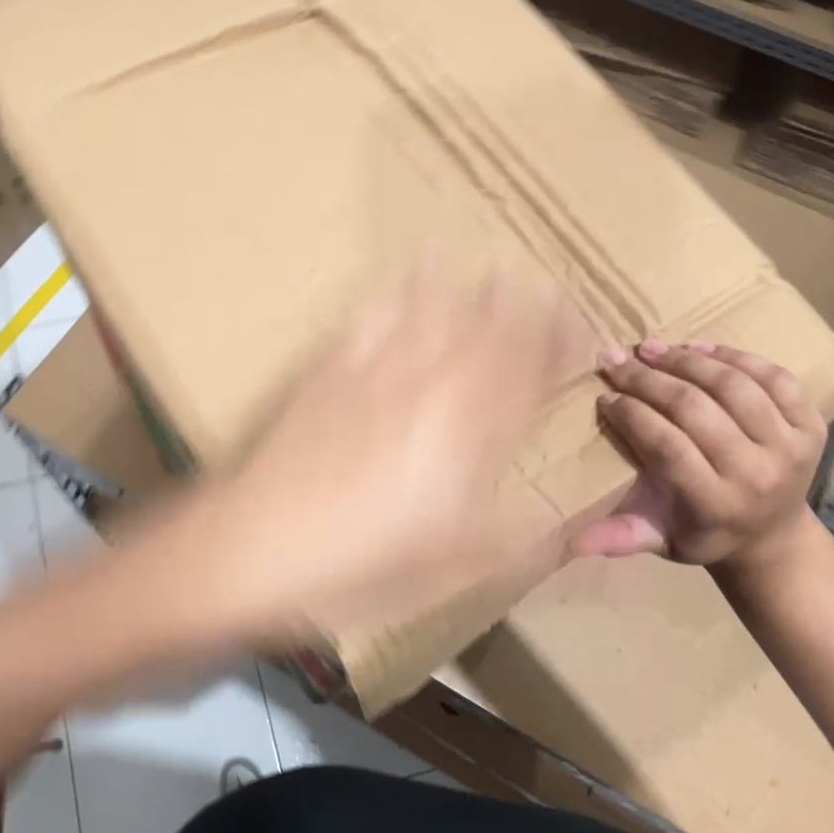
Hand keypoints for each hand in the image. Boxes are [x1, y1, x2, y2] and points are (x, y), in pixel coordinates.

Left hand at [174, 266, 586, 634]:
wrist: (253, 543)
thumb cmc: (356, 566)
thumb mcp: (449, 566)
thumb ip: (512, 535)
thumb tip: (556, 522)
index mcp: (470, 435)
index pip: (530, 375)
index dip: (559, 347)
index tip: (579, 330)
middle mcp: (430, 389)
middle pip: (487, 332)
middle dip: (521, 308)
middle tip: (540, 289)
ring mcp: (374, 371)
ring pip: (432, 313)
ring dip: (464, 288)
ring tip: (484, 266)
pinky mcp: (326, 369)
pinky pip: (369, 317)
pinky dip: (394, 292)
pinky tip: (401, 280)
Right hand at [573, 339, 824, 571]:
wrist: (773, 538)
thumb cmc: (703, 535)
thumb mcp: (659, 542)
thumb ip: (620, 537)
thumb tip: (574, 541)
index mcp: (715, 504)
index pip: (668, 446)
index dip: (633, 415)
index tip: (605, 396)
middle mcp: (757, 474)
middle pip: (697, 409)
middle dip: (649, 379)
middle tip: (616, 360)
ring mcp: (791, 446)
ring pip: (734, 386)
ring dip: (687, 360)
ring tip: (651, 349)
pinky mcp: (813, 425)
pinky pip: (775, 378)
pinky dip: (735, 357)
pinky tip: (699, 347)